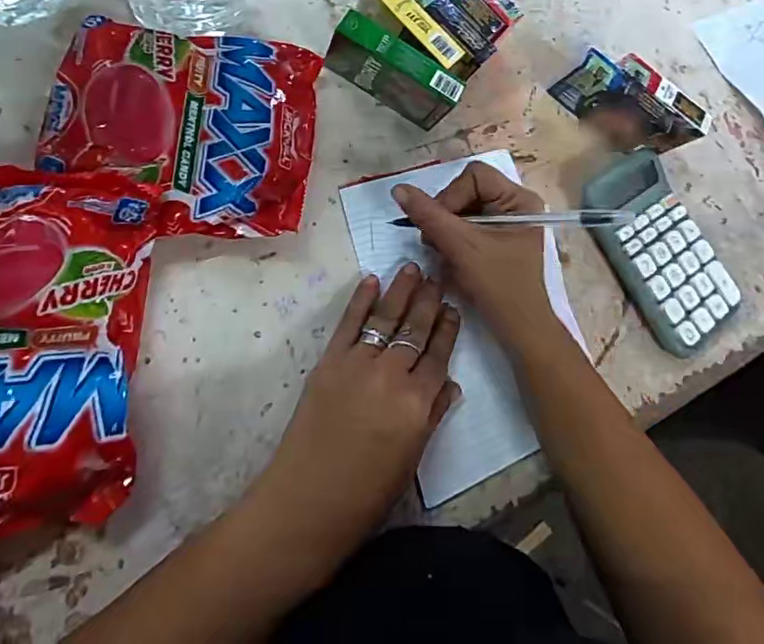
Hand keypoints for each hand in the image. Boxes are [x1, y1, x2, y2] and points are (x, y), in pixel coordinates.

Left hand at [247, 266, 460, 558]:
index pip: (438, 356)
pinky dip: (360, 300)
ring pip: (384, 319)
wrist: (309, 496)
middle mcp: (390, 375)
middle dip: (427, 300)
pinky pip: (348, 324)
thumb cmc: (368, 491)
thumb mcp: (411, 458)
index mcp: (417, 403)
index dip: (447, 329)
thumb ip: (431, 416)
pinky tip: (371, 280)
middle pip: (414, 330)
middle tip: (438, 273)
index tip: (454, 305)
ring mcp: (356, 363)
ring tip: (412, 267)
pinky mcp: (328, 360)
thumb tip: (450, 383)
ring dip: (399, 291)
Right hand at [389, 162, 557, 342]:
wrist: (520, 329)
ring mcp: (505, 223)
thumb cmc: (499, 285)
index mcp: (519, 200)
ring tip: (442, 251)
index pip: (474, 177)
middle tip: (436, 241)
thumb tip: (398, 189)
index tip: (442, 225)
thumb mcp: (460, 246)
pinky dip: (451, 239)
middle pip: (466, 191)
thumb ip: (428, 214)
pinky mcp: (495, 239)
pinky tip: (450, 258)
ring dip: (445, 229)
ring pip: (461, 209)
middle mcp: (515, 206)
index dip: (451, 195)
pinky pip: (464, 226)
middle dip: (446, 215)